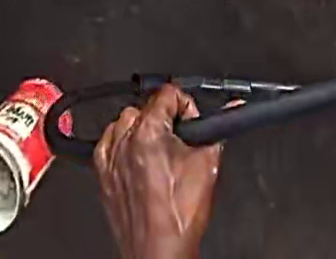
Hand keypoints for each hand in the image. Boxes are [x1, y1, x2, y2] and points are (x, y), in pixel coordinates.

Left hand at [93, 85, 222, 258]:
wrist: (159, 254)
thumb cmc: (179, 218)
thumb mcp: (208, 165)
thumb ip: (216, 129)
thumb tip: (231, 109)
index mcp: (149, 132)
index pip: (168, 93)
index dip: (185, 104)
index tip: (191, 119)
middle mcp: (126, 139)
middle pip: (147, 105)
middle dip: (166, 116)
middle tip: (180, 136)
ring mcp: (111, 156)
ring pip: (126, 120)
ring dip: (143, 127)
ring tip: (160, 147)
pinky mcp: (103, 173)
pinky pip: (109, 141)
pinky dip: (122, 142)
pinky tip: (137, 156)